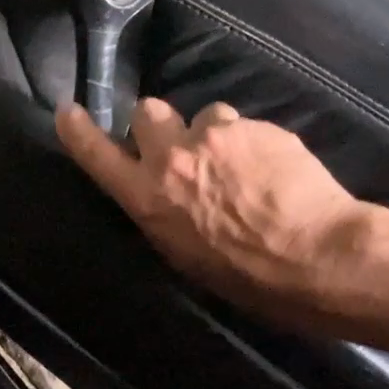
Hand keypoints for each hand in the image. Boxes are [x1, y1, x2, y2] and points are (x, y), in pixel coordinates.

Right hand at [56, 98, 381, 332]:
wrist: (320, 259)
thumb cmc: (249, 277)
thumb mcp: (184, 255)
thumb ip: (162, 211)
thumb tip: (162, 194)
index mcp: (147, 197)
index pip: (97, 153)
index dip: (78, 130)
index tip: (68, 111)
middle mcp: (171, 158)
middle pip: (147, 111)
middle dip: (160, 124)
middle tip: (183, 146)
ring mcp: (215, 137)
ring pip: (206, 115)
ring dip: (217, 135)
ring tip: (246, 166)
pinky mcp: (257, 127)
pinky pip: (248, 126)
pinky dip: (257, 144)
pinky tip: (279, 172)